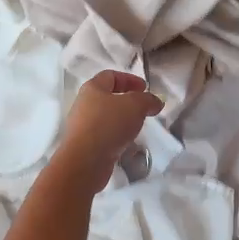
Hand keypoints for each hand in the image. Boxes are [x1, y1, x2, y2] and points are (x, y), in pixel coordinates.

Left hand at [51, 70, 164, 196]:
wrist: (84, 163)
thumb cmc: (108, 125)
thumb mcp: (135, 106)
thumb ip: (148, 100)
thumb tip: (156, 101)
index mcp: (92, 88)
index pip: (111, 76)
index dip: (129, 79)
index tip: (145, 88)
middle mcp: (84, 105)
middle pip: (107, 97)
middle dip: (127, 101)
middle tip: (143, 109)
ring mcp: (82, 127)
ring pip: (106, 119)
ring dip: (122, 121)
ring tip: (137, 128)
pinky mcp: (84, 147)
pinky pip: (103, 137)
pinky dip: (116, 138)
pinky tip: (127, 145)